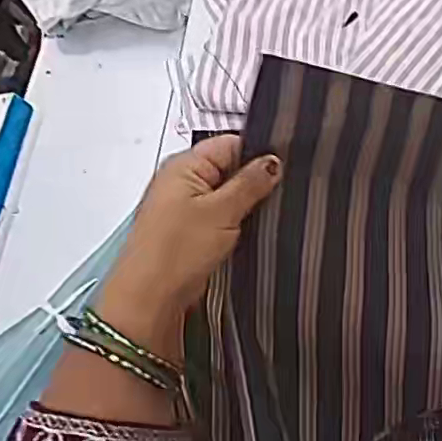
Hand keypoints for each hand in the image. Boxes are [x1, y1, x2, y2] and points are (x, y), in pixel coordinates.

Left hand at [87, 136, 280, 367]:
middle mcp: (185, 182)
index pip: (231, 143)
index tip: (289, 165)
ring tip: (276, 212)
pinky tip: (259, 230)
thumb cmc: (176, 250)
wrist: (152, 297)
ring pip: (232, 196)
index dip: (260, 152)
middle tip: (288, 192)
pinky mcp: (196, 232)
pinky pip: (227, 217)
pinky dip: (242, 222)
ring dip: (251, 205)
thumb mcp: (222, 210)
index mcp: (185, 165)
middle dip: (259, 180)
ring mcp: (189, 208)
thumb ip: (250, 182)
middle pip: (233, 169)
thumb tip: (272, 162)